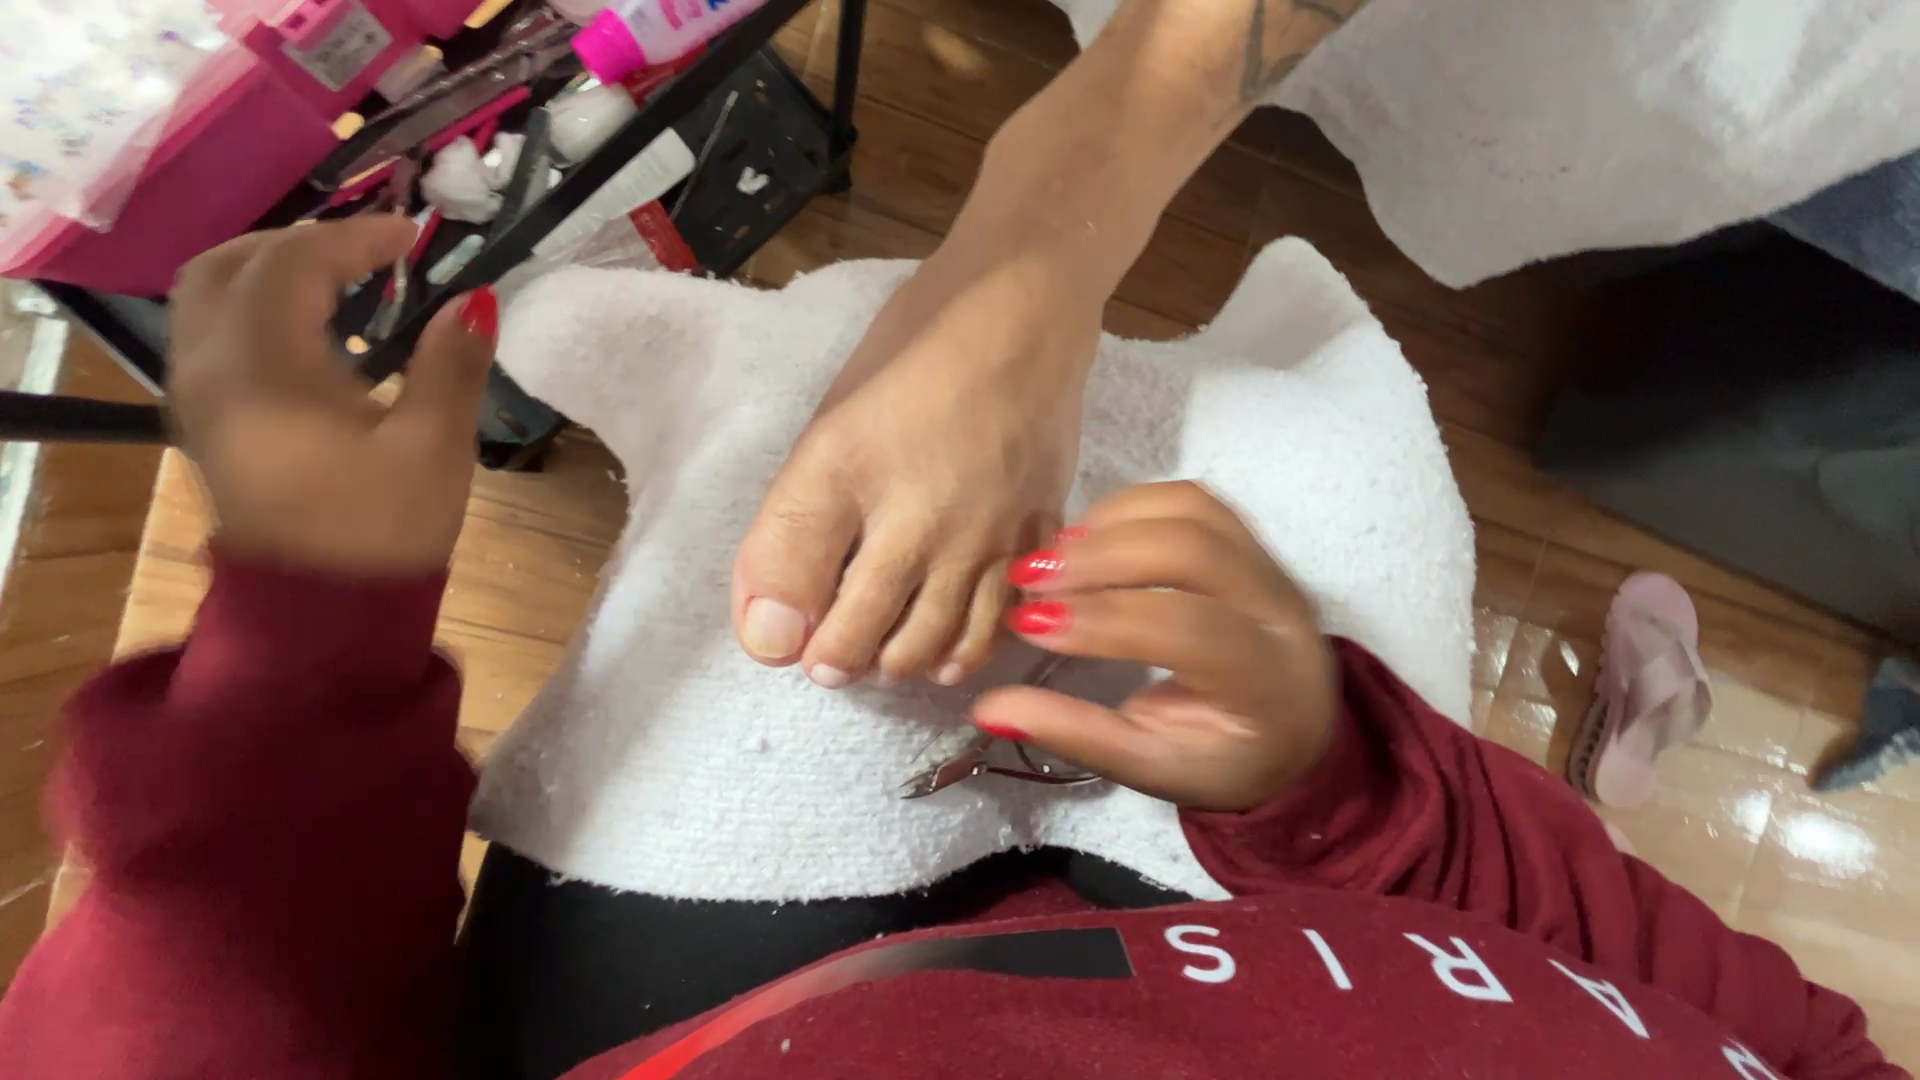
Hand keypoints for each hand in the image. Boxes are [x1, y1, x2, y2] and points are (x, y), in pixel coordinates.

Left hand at [167, 216, 497, 575]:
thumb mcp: (434, 442)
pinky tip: (323, 334)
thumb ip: (452, 363)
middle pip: (230, 265)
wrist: (326, 604)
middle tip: (374, 253)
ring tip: (350, 284)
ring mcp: (199, 394)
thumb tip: (476, 301)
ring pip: (212, 297)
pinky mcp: (210, 420)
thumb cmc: (386, 522)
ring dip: (276, 273)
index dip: (357, 237)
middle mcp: (210, 366)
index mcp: (264, 366)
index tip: (418, 237)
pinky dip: (264, 310)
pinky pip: (219, 335)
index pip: (294, 264)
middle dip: (302, 244)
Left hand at [731, 238, 1104, 686]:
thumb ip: (791, 532)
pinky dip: (971, 651)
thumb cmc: (913, 352)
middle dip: (843, 660)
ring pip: (940, 643)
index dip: (789, 642)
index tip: (788, 638)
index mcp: (853, 488)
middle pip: (876, 639)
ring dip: (902, 664)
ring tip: (885, 661)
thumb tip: (769, 635)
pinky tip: (953, 655)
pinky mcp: (1040, 534)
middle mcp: (926, 529)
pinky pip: (1005, 621)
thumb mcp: (828, 430)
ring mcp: (991, 537)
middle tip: (833, 659)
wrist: (1024, 311)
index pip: (807, 612)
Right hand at [973, 481, 1340, 811]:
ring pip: (1192, 510)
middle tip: (1030, 576)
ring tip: (1055, 555)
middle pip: (1192, 550)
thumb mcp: (1149, 765)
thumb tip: (990, 709)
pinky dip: (1130, 506)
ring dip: (1111, 522)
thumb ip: (1076, 734)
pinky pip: (1191, 500)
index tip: (1029, 623)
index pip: (1187, 630)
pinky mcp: (1250, 541)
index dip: (1103, 620)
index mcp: (1264, 680)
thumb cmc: (1218, 756)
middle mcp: (1279, 609)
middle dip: (1099, 557)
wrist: (1288, 727)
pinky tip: (1087, 536)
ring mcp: (1269, 564)